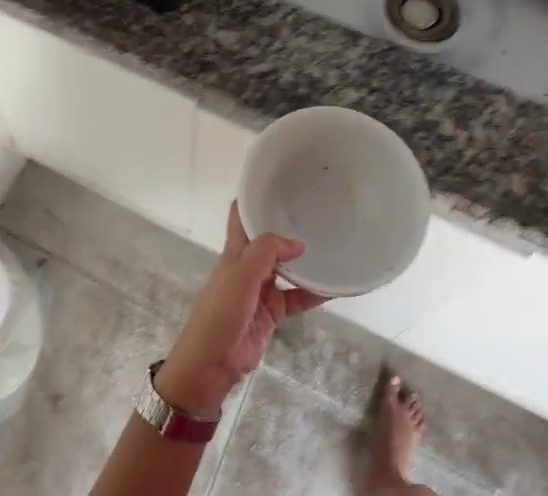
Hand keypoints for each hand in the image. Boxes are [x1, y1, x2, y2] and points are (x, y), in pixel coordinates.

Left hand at [157, 204, 328, 414]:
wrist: (211, 364)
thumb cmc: (220, 314)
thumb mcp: (241, 277)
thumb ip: (267, 253)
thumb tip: (297, 242)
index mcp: (234, 253)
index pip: (241, 216)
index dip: (254, 198)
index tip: (279, 182)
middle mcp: (247, 267)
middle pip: (268, 241)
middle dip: (287, 227)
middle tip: (318, 211)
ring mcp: (259, 291)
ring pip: (286, 270)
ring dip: (305, 261)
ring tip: (332, 245)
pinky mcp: (270, 314)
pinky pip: (296, 299)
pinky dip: (314, 294)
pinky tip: (336, 289)